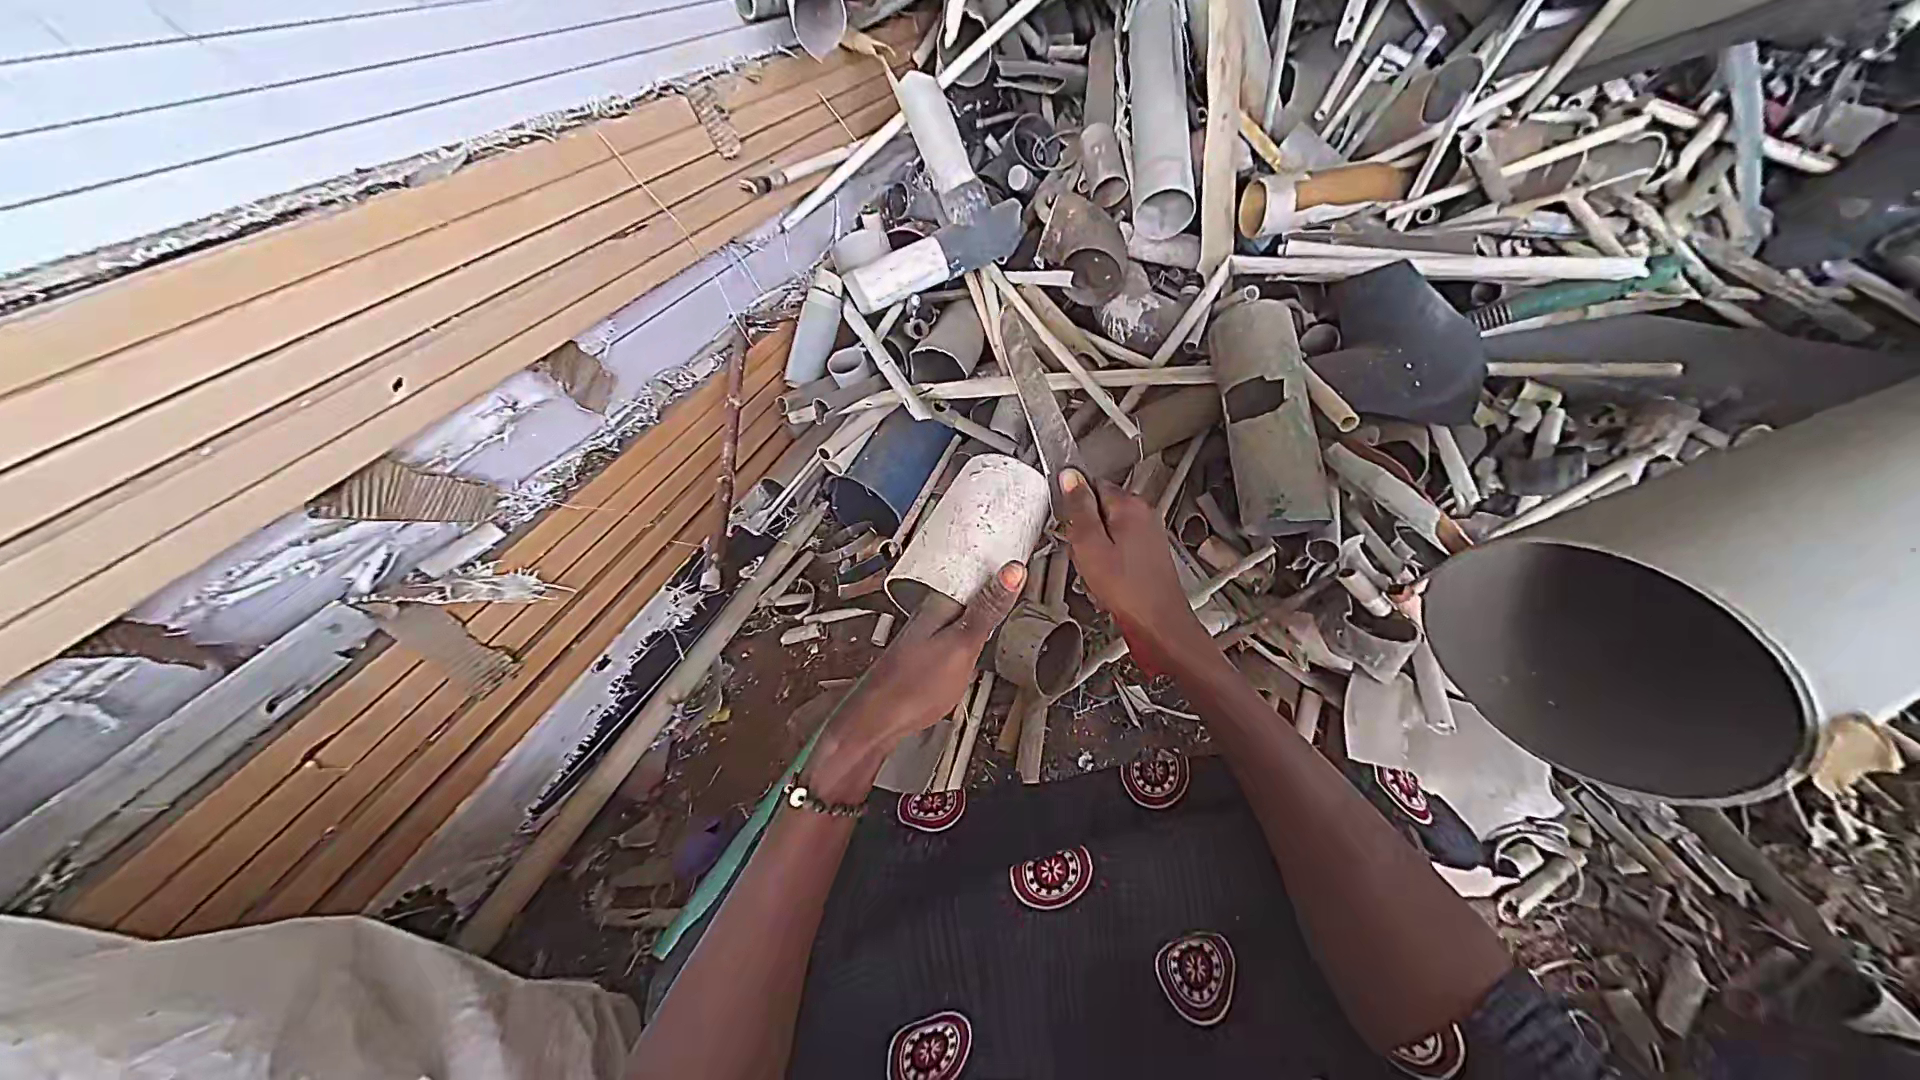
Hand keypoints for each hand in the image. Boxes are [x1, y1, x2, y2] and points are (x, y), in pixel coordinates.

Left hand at [804, 562, 1024, 801]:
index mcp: (939, 603)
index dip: (999, 562)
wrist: (879, 721)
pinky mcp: (927, 652)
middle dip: (993, 582)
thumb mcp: (963, 645)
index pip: (975, 570)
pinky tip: (980, 635)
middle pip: (969, 588)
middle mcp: (930, 613)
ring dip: (984, 606)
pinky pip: (956, 630)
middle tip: (1019, 573)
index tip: (1022, 555)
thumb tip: (1012, 573)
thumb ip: (988, 609)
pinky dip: (973, 629)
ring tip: (1006, 597)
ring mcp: (927, 633)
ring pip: (963, 609)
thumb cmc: (913, 687)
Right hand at [1055, 468, 1210, 673]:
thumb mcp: (1089, 544)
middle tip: (1082, 552)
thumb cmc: (1128, 589)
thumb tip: (1070, 478)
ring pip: (1107, 530)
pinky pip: (1117, 548)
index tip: (1068, 524)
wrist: (1157, 622)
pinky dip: (1108, 561)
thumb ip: (1078, 508)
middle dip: (1085, 530)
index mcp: (1129, 505)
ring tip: (1095, 570)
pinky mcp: (1148, 552)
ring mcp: (1149, 533)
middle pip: (1099, 509)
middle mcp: (1144, 514)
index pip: (1092, 484)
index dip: (1074, 506)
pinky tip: (1106, 579)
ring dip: (1095, 548)